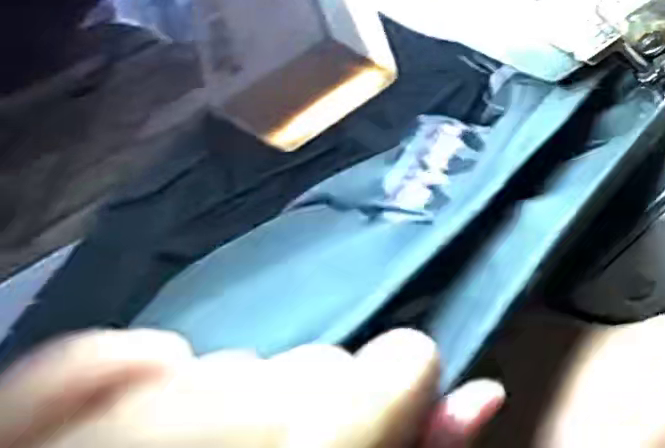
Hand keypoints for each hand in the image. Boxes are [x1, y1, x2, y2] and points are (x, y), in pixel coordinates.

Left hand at [0, 329, 502, 447]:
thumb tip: (483, 394)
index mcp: (316, 442)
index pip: (402, 364)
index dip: (402, 391)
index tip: (388, 414)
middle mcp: (224, 429)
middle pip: (315, 362)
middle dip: (314, 400)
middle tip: (295, 440)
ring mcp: (119, 429)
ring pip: (225, 360)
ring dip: (231, 394)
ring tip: (218, 438)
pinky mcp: (29, 431)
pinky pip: (82, 364)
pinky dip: (120, 364)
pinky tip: (152, 379)